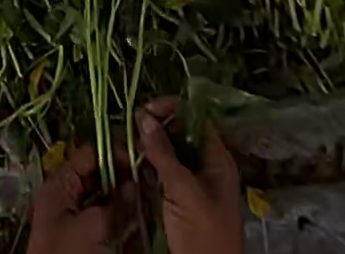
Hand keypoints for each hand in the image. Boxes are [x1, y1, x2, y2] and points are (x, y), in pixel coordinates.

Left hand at [26, 143, 138, 253]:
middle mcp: (66, 197)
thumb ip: (115, 204)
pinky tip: (139, 224)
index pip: (88, 155)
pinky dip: (121, 222)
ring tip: (148, 199)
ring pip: (104, 201)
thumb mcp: (93, 228)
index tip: (140, 157)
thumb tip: (134, 184)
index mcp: (60, 184)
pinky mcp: (85, 243)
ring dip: (125, 202)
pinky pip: (105, 224)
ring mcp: (75, 221)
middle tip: (148, 181)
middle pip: (98, 177)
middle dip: (123, 179)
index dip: (114, 153)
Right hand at [137, 99, 243, 253]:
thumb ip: (164, 154)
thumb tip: (143, 116)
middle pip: (181, 132)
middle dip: (156, 125)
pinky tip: (132, 160)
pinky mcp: (178, 198)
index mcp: (217, 159)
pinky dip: (148, 163)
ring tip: (127, 140)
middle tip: (131, 126)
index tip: (145, 110)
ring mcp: (192, 182)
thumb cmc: (203, 236)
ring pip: (169, 151)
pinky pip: (163, 171)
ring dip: (149, 144)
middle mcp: (206, 165)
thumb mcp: (184, 192)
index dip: (171, 109)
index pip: (195, 118)